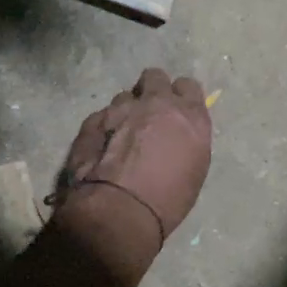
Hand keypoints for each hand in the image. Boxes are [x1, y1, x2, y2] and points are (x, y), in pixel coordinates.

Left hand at [52, 68, 211, 252]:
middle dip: (152, 90)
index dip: (181, 97)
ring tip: (121, 137)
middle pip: (154, 77)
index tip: (176, 112)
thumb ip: (186, 140)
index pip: (188, 86)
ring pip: (125, 97)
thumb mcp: (194, 170)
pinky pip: (101, 116)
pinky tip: (102, 149)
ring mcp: (120, 108)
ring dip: (125, 112)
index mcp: (188, 115)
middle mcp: (156, 103)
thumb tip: (174, 135)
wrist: (120, 210)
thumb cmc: (167, 199)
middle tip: (149, 115)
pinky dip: (103, 128)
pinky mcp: (92, 120)